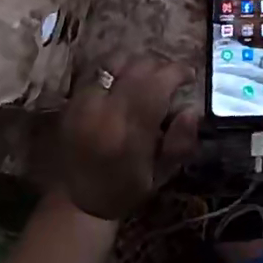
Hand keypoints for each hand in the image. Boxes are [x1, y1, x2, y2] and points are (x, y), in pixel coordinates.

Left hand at [56, 58, 199, 220]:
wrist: (76, 202)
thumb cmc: (125, 190)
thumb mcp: (161, 175)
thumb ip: (180, 143)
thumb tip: (192, 110)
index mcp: (128, 134)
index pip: (157, 84)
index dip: (177, 72)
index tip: (189, 75)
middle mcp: (104, 112)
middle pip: (138, 67)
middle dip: (160, 66)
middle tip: (169, 78)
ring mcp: (83, 103)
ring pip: (117, 60)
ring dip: (137, 63)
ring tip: (147, 76)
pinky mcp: (71, 99)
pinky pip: (98, 68)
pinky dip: (116, 67)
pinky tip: (124, 79)